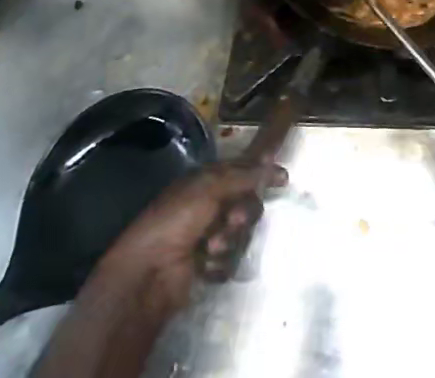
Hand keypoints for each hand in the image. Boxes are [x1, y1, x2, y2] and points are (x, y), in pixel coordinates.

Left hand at [87, 159, 287, 314]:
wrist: (150, 270)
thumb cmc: (175, 219)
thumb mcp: (208, 188)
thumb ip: (242, 176)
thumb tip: (270, 163)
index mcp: (206, 181)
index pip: (242, 171)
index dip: (262, 173)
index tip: (283, 178)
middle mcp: (210, 205)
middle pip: (247, 205)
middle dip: (243, 215)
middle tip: (232, 221)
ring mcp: (210, 235)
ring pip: (242, 235)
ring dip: (229, 241)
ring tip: (210, 247)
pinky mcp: (210, 263)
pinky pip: (233, 259)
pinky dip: (221, 262)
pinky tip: (205, 264)